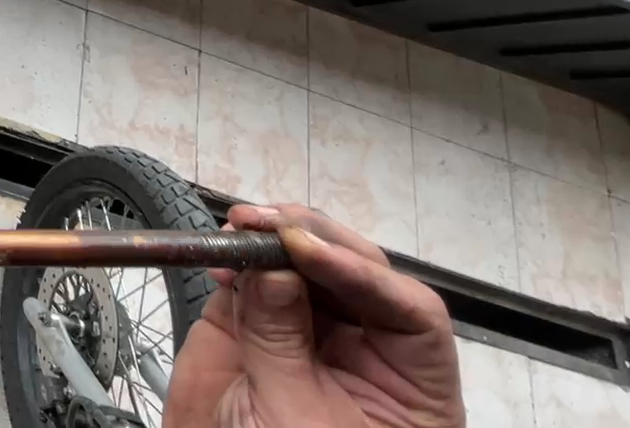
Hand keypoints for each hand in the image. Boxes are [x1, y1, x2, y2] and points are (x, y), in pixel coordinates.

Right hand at [163, 204, 462, 427]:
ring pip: (304, 267)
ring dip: (269, 239)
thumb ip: (280, 338)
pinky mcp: (253, 320)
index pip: (410, 314)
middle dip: (313, 240)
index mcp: (408, 388)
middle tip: (263, 221)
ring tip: (236, 227)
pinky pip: (251, 276)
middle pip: (359, 276)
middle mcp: (366, 351)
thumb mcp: (290, 412)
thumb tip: (272, 268)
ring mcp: (307, 331)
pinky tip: (218, 253)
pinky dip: (233, 255)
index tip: (301, 246)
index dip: (362, 272)